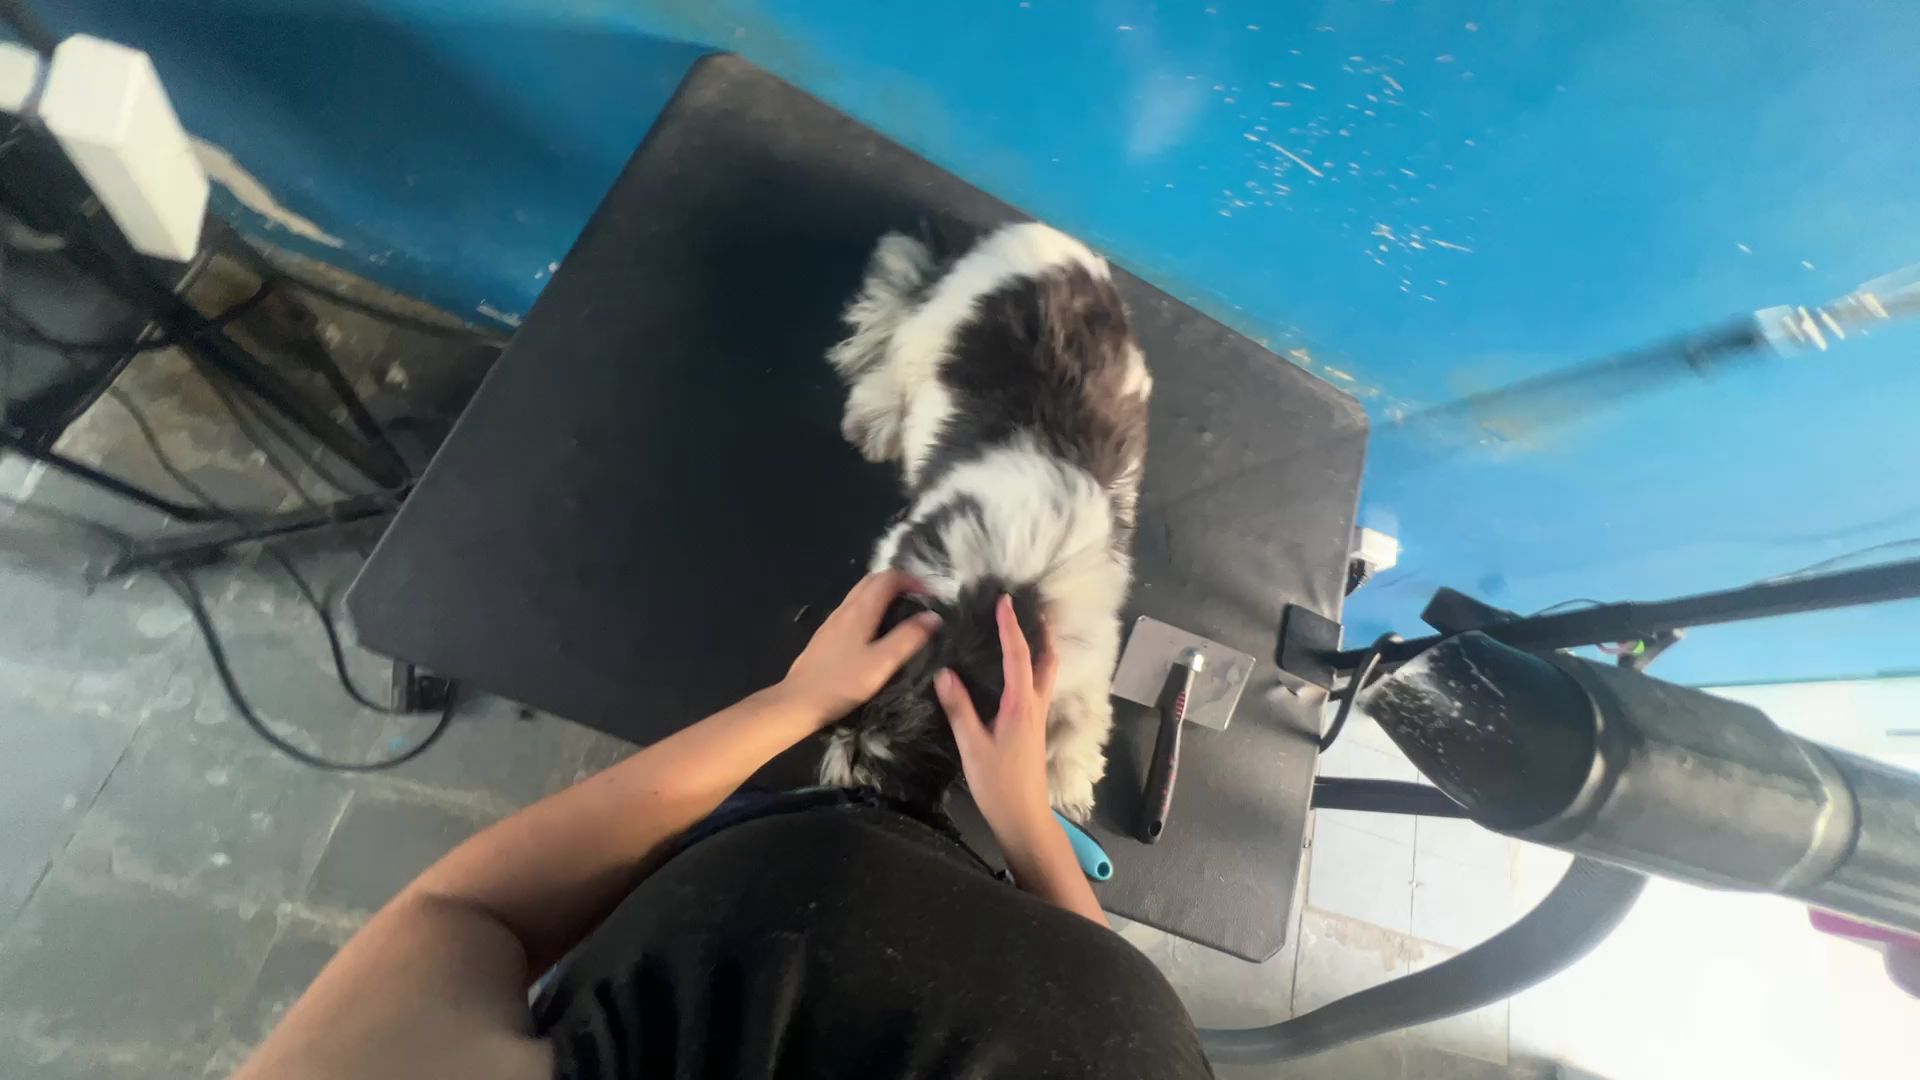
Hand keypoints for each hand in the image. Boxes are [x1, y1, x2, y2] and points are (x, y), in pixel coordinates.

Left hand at [776, 570, 941, 726]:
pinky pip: (853, 608)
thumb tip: (933, 616)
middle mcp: (845, 608)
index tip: (930, 596)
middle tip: (919, 601)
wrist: (798, 702)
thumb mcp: (882, 663)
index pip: (889, 578)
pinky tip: (877, 631)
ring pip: (861, 593)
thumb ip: (908, 638)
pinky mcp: (827, 635)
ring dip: (884, 594)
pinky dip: (871, 607)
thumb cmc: (842, 683)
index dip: (912, 580)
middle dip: (899, 583)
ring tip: (903, 614)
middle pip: (873, 580)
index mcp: (861, 610)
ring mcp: (833, 621)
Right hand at [934, 594, 1060, 846]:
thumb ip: (959, 708)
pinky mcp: (1034, 726)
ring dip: (1040, 648)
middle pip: (1046, 658)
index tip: (1004, 601)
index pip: (1018, 655)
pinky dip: (1033, 666)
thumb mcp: (972, 745)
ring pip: (1046, 672)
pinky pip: (1038, 685)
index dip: (1011, 626)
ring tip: (1025, 630)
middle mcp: (1035, 705)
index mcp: (1021, 704)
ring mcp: (1038, 716)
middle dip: (1039, 631)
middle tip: (1028, 609)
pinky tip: (1017, 670)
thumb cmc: (997, 784)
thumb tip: (945, 672)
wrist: (1024, 818)